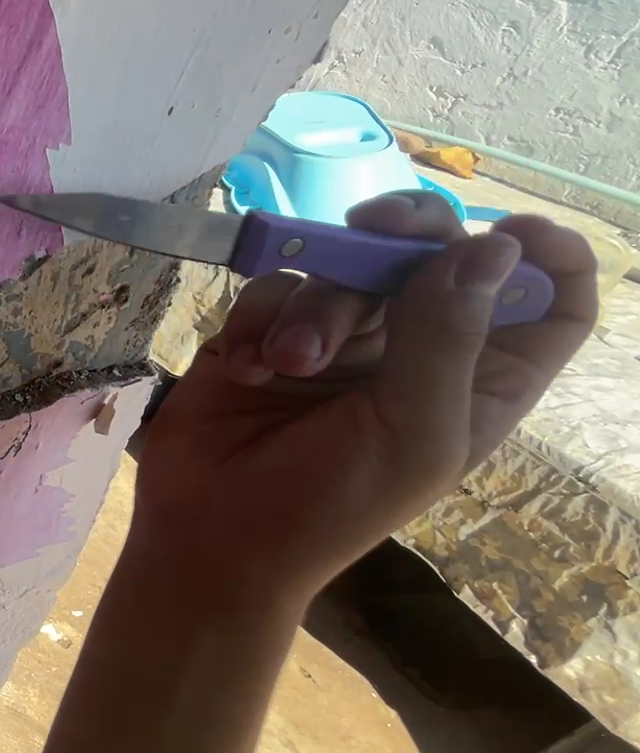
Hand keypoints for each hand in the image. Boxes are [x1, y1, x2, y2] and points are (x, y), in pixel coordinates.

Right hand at [133, 191, 597, 603]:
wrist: (211, 528)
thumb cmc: (327, 501)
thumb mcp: (410, 430)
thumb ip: (446, 338)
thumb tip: (493, 246)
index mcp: (473, 382)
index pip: (539, 305)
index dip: (541, 259)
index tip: (508, 231)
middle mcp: (404, 352)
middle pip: (428, 261)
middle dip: (402, 237)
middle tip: (368, 223)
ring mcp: (325, 341)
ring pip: (334, 274)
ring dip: (309, 312)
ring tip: (283, 364)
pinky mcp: (255, 338)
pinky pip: (265, 294)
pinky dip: (253, 323)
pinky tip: (244, 367)